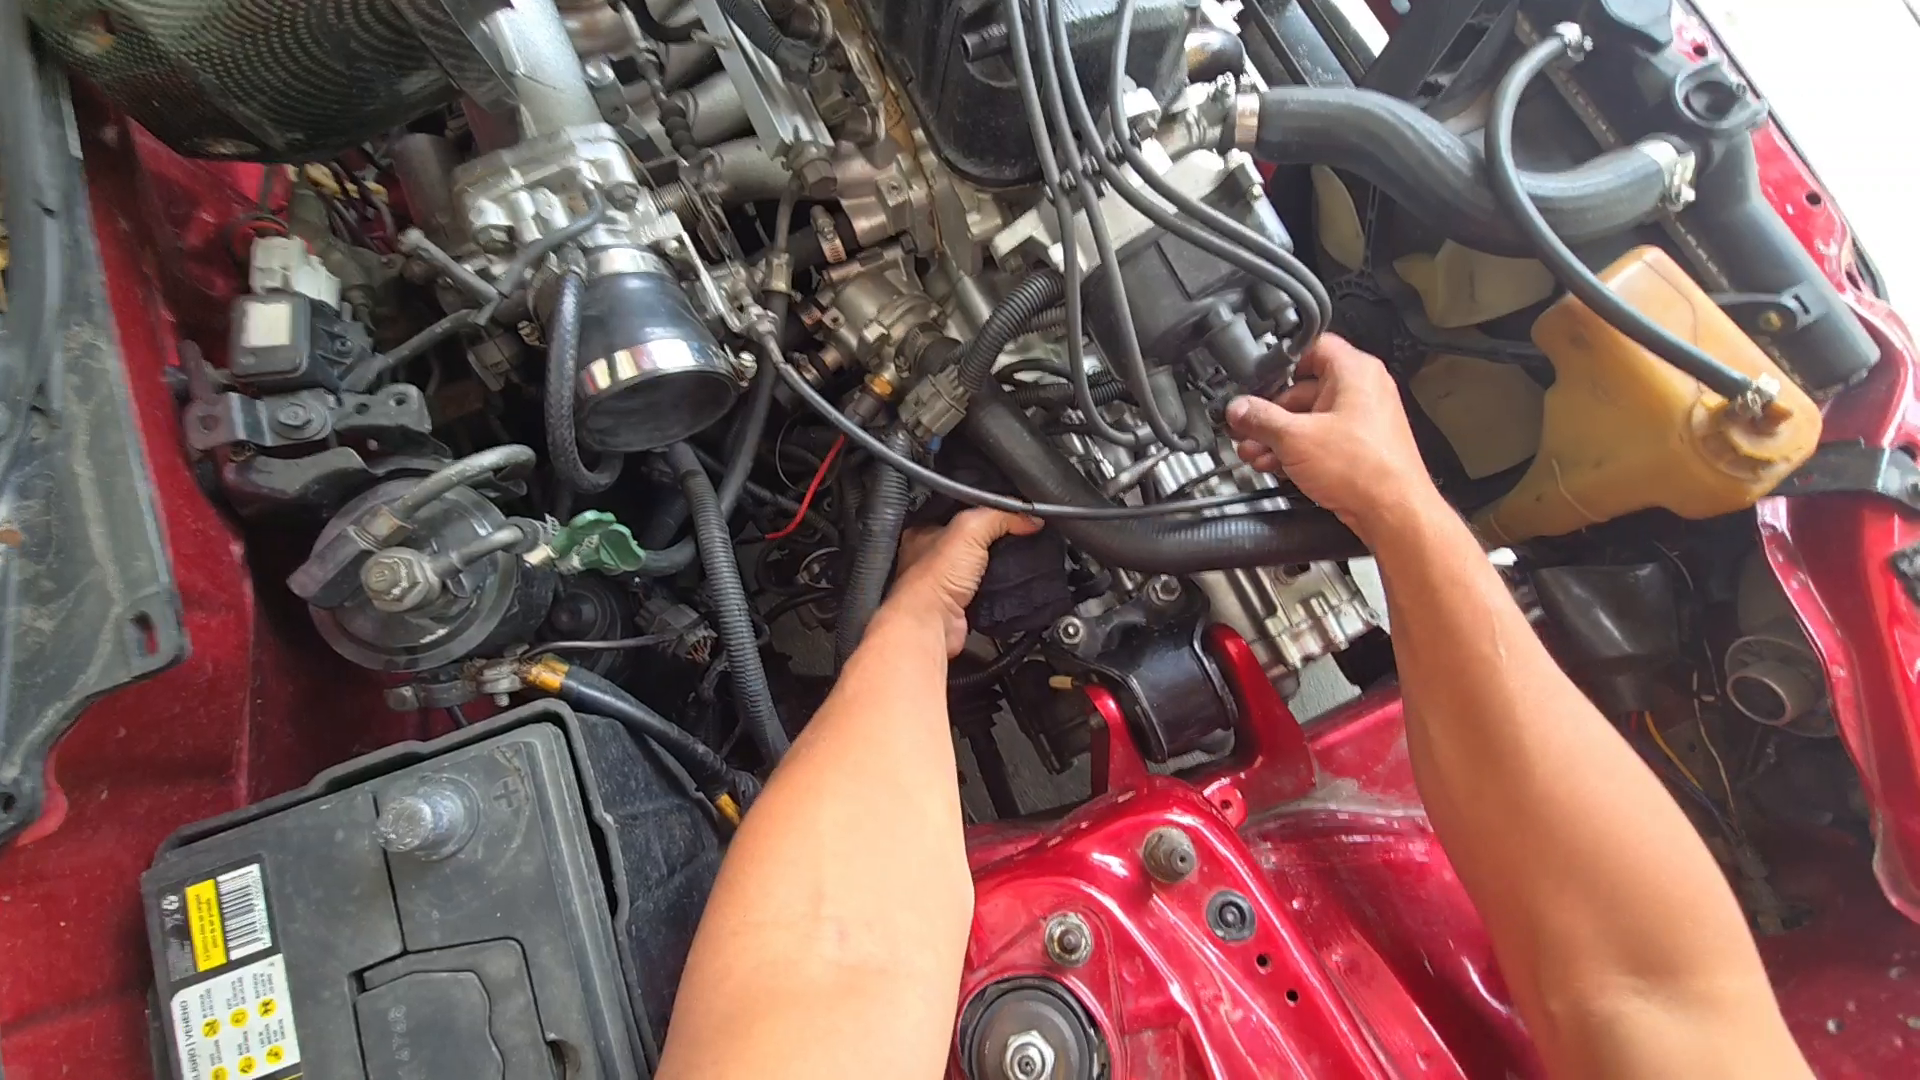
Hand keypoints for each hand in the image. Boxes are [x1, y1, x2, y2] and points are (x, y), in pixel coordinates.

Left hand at [887, 509, 1041, 656]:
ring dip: (995, 566)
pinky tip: (1003, 585)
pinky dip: (996, 589)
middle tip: (1013, 536)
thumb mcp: (970, 528)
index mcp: (924, 533)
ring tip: (1010, 561)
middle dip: (991, 540)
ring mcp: (945, 583)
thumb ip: (999, 516)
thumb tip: (1026, 518)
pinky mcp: (959, 605)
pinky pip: (985, 591)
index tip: (1007, 512)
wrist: (932, 624)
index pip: (957, 512)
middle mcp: (932, 558)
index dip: (982, 510)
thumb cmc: (933, 579)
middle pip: (970, 540)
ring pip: (978, 567)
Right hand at [1225, 333, 1437, 542]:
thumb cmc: (1364, 470)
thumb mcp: (1295, 438)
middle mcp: (1361, 391)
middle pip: (1301, 389)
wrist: (1392, 512)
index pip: (1311, 347)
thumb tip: (1239, 409)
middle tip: (1245, 426)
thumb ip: (1260, 419)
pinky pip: (1316, 439)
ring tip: (1252, 451)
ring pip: (1305, 418)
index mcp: (1355, 373)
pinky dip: (1293, 450)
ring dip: (1275, 436)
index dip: (1279, 363)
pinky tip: (1272, 464)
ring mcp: (1358, 420)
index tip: (1254, 380)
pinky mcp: (1354, 446)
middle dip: (1267, 412)